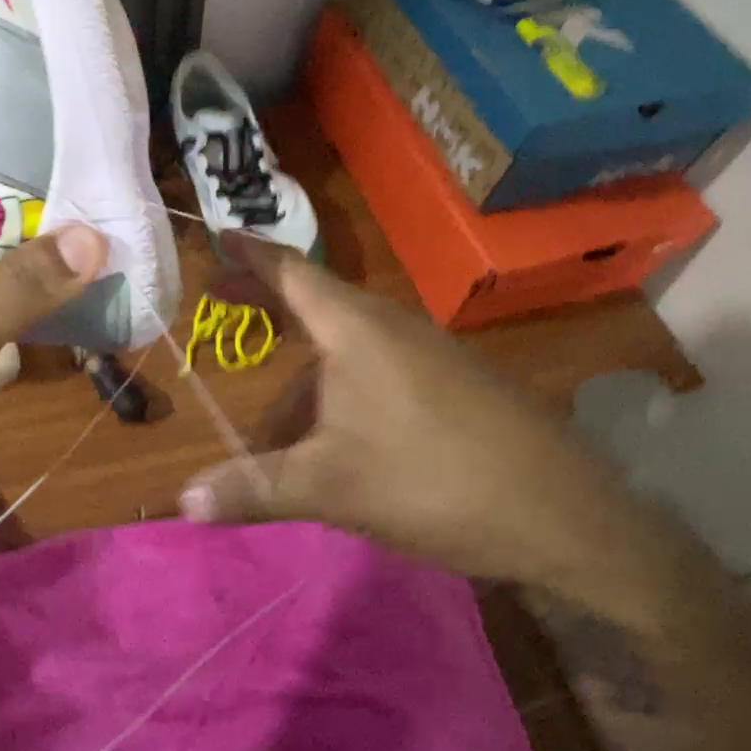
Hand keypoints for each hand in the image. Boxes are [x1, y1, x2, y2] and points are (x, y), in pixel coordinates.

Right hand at [179, 233, 647, 592]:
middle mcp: (392, 326)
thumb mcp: (331, 488)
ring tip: (274, 426)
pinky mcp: (454, 383)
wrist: (567, 515)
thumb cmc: (433, 482)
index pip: (292, 272)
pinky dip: (340, 387)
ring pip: (347, 346)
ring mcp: (429, 353)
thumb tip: (183, 500)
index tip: (218, 235)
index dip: (250, 253)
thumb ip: (254, 488)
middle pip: (316, 301)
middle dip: (265, 302)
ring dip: (303, 371)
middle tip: (220, 300)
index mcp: (356, 330)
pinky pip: (378, 368)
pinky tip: (337, 441)